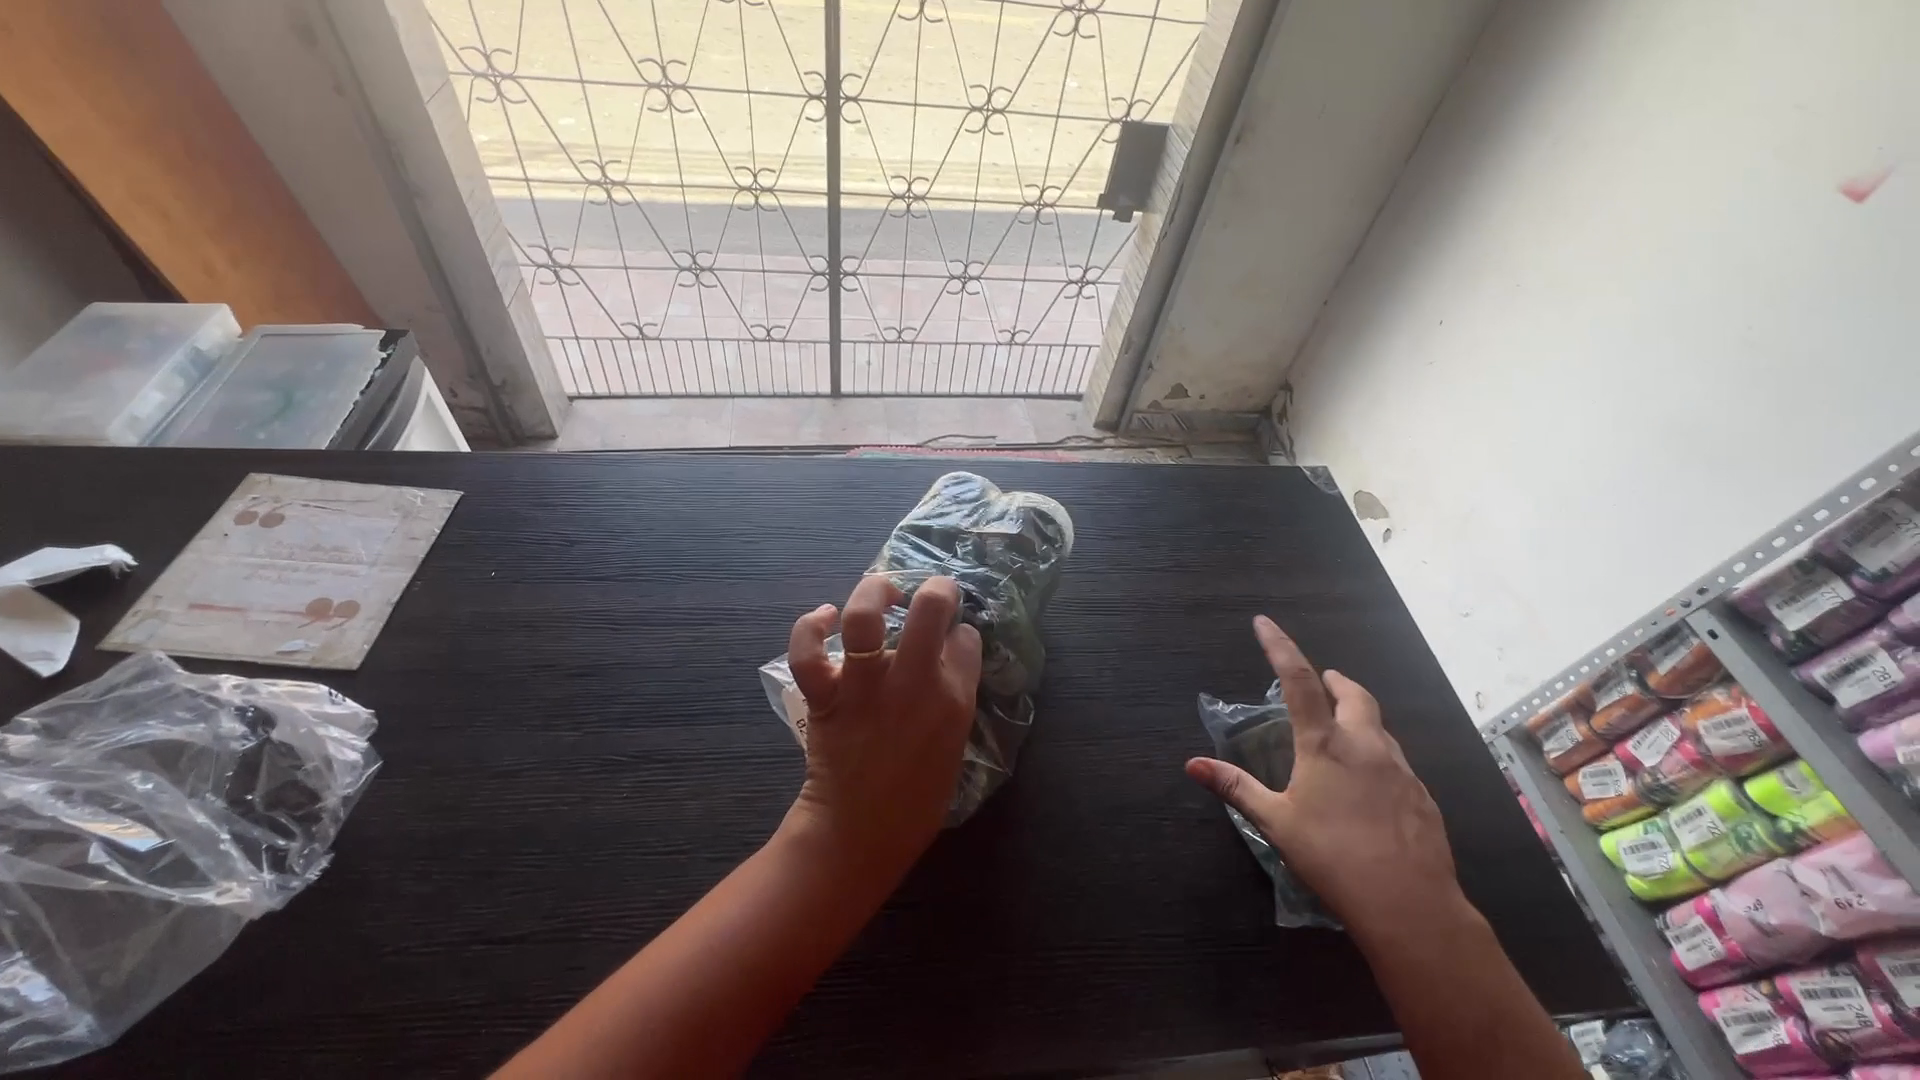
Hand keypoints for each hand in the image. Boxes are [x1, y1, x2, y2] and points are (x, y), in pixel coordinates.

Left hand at [781, 574, 982, 881]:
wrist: (861, 833)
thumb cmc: (916, 798)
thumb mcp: (954, 744)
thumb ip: (952, 698)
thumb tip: (947, 656)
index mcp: (954, 701)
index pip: (966, 639)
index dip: (959, 630)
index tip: (952, 636)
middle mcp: (914, 686)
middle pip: (931, 610)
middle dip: (937, 589)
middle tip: (933, 592)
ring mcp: (866, 690)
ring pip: (865, 620)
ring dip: (873, 592)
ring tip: (882, 591)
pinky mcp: (826, 699)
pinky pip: (808, 653)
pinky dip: (810, 626)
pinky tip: (824, 616)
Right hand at [1186, 616, 1464, 942]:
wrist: (1410, 904)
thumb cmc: (1333, 858)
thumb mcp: (1276, 823)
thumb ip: (1236, 788)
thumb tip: (1192, 764)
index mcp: (1324, 745)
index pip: (1297, 681)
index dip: (1279, 647)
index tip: (1263, 623)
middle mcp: (1365, 745)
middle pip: (1353, 694)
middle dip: (1334, 681)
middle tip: (1319, 682)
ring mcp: (1400, 768)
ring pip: (1378, 726)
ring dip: (1357, 717)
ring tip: (1339, 735)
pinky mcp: (1421, 794)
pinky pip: (1396, 760)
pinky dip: (1376, 754)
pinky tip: (1367, 785)